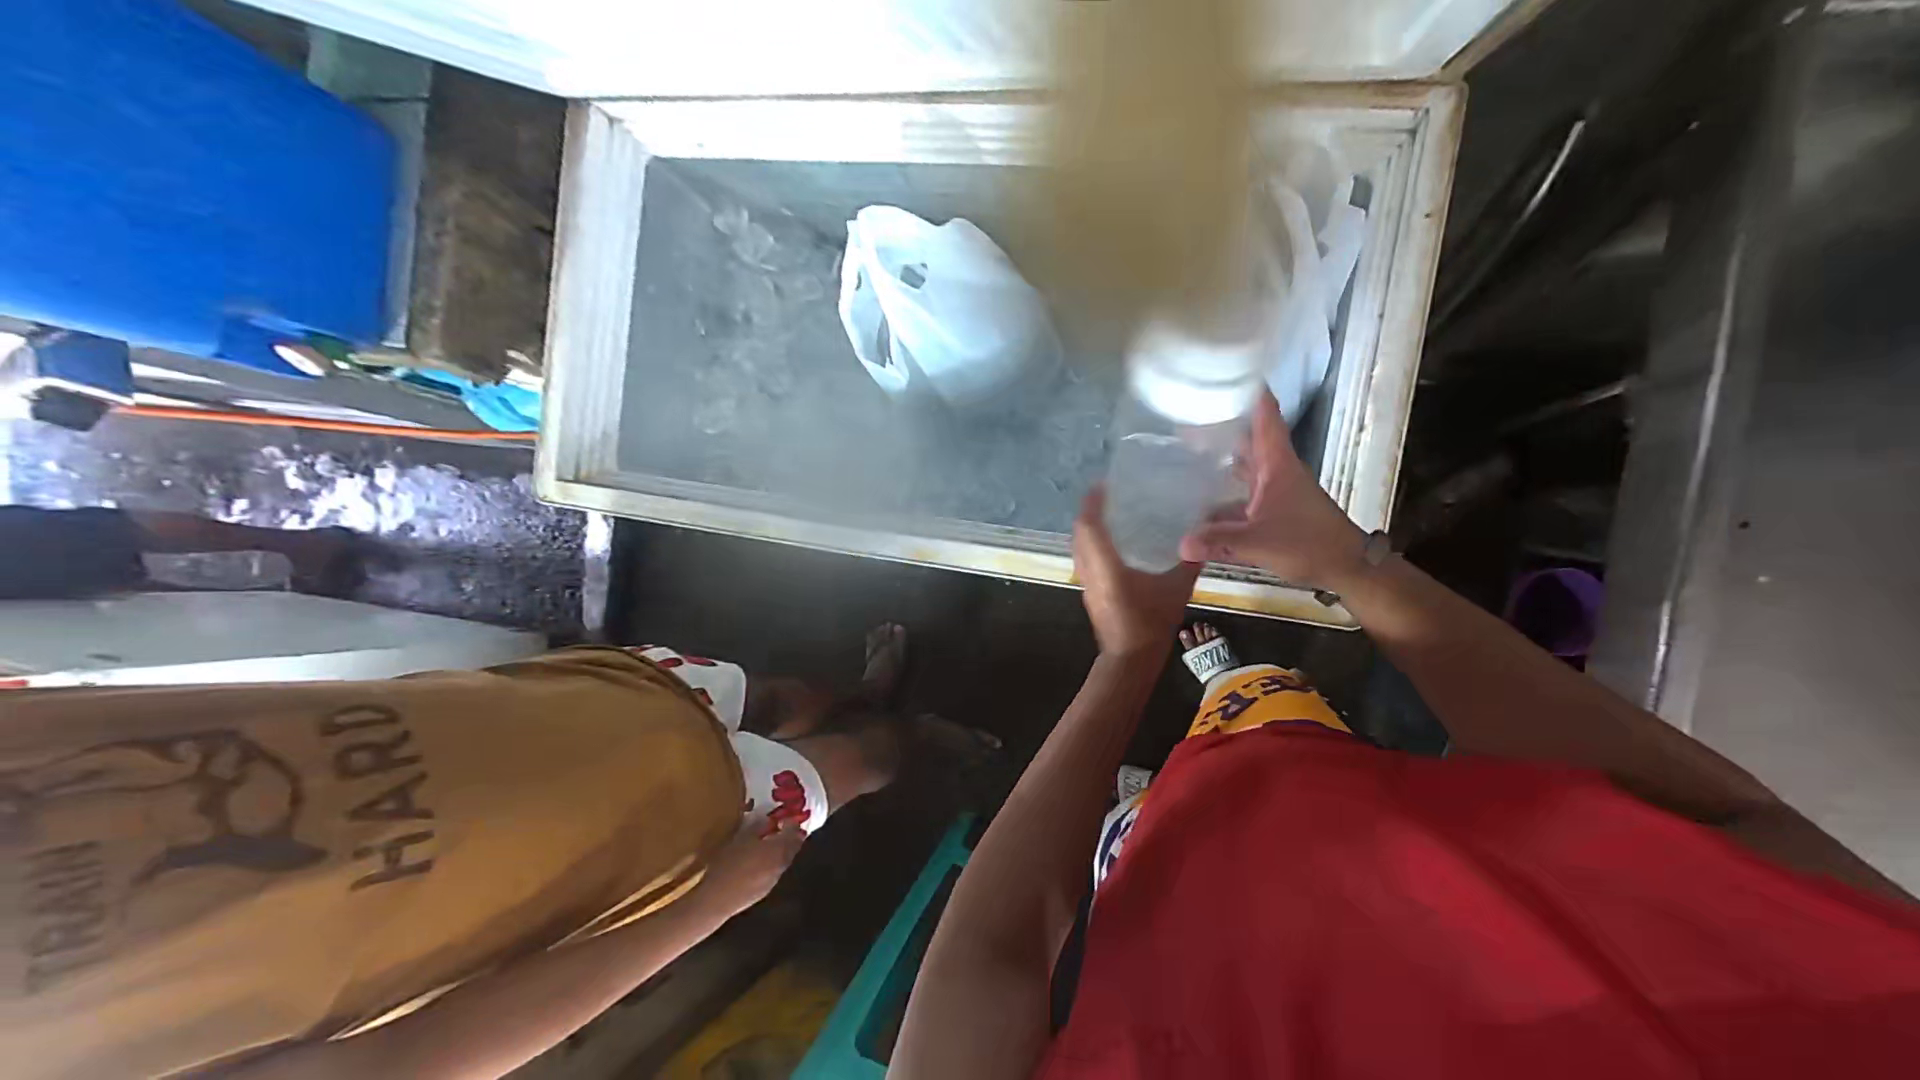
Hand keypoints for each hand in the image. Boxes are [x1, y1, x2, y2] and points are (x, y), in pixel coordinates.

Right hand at [693, 822, 804, 917]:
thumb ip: (757, 826)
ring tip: (768, 844)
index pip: (793, 832)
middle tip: (780, 829)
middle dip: (790, 836)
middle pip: (794, 847)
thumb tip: (766, 820)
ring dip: (782, 850)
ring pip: (785, 860)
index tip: (783, 818)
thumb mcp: (741, 838)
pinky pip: (775, 871)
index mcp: (779, 848)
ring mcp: (775, 879)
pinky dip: (773, 863)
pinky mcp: (765, 891)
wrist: (718, 899)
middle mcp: (782, 864)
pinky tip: (759, 862)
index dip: (790, 823)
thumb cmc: (729, 863)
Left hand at [1074, 488, 1201, 657]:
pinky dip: (1091, 545)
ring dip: (1087, 529)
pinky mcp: (1089, 593)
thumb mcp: (1177, 590)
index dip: (1093, 503)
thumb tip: (1202, 540)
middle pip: (1079, 533)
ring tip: (1108, 515)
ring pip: (1079, 547)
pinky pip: (1084, 559)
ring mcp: (1086, 583)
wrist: (1130, 660)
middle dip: (1089, 511)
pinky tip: (1110, 546)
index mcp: (1106, 567)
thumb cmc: (1151, 624)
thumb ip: (1188, 563)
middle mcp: (1090, 571)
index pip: (1090, 526)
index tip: (1103, 485)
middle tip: (1106, 496)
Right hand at [1179, 389, 1367, 588]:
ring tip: (1188, 442)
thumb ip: (1219, 540)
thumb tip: (1180, 544)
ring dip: (1222, 451)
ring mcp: (1275, 488)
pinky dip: (1223, 484)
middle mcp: (1275, 469)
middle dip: (1223, 421)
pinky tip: (1200, 492)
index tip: (1229, 371)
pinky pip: (1242, 487)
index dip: (1250, 392)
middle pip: (1248, 435)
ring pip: (1245, 461)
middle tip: (1190, 409)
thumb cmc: (1309, 544)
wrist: (1346, 566)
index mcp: (1277, 464)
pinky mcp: (1272, 506)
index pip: (1265, 416)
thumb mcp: (1260, 542)